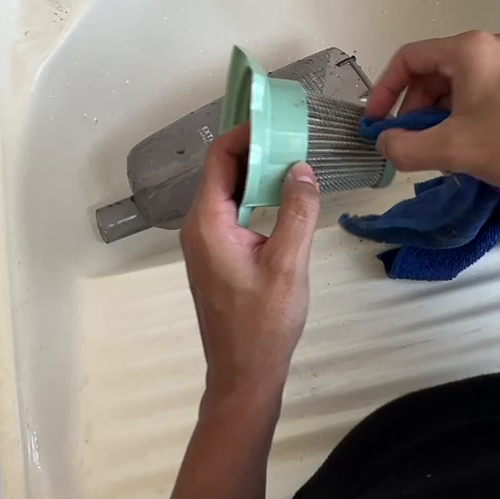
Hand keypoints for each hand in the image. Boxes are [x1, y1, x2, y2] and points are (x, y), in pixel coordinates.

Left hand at [180, 125, 321, 406]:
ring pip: (228, 190)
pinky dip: (255, 195)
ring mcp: (205, 241)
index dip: (245, 134)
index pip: (219, 158)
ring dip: (258, 173)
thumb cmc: (264, 323)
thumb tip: (301, 168)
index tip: (278, 122)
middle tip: (293, 137)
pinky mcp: (216, 253)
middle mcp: (198, 226)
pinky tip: (284, 196)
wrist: (244, 376)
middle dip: (255, 150)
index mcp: (207, 222)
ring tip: (294, 160)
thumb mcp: (288, 264)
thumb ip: (296, 211)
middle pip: (222, 171)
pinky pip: (232, 210)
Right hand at [364, 31, 499, 200]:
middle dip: (414, 107)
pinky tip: (469, 147)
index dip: (384, 90)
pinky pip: (483, 92)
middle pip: (434, 70)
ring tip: (439, 150)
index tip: (375, 122)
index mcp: (470, 49)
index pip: (409, 58)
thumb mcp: (451, 150)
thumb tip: (384, 144)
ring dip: (439, 115)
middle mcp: (492, 46)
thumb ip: (404, 146)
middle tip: (409, 141)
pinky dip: (465, 115)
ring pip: (459, 84)